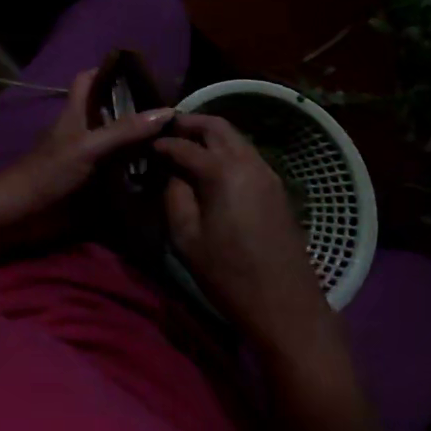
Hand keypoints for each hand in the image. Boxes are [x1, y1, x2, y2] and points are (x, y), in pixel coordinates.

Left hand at [2, 69, 173, 216]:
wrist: (22, 210)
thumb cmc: (51, 171)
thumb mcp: (90, 147)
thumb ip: (124, 131)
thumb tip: (166, 112)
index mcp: (75, 113)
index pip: (87, 80)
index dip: (107, 71)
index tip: (138, 72)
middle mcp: (79, 129)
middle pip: (105, 109)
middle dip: (132, 106)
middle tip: (166, 109)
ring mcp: (81, 154)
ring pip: (111, 137)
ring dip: (134, 137)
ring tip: (169, 136)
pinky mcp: (85, 178)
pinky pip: (112, 164)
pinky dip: (130, 164)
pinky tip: (152, 167)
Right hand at [156, 114, 331, 349]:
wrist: (286, 306)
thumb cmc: (229, 276)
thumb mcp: (186, 238)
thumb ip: (174, 195)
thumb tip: (170, 173)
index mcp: (222, 172)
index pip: (184, 145)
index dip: (161, 143)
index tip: (144, 146)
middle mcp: (248, 162)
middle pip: (217, 126)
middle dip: (189, 124)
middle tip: (166, 132)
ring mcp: (267, 172)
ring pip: (236, 137)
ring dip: (210, 135)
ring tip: (185, 146)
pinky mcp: (277, 187)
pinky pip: (247, 154)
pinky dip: (226, 149)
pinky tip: (211, 166)